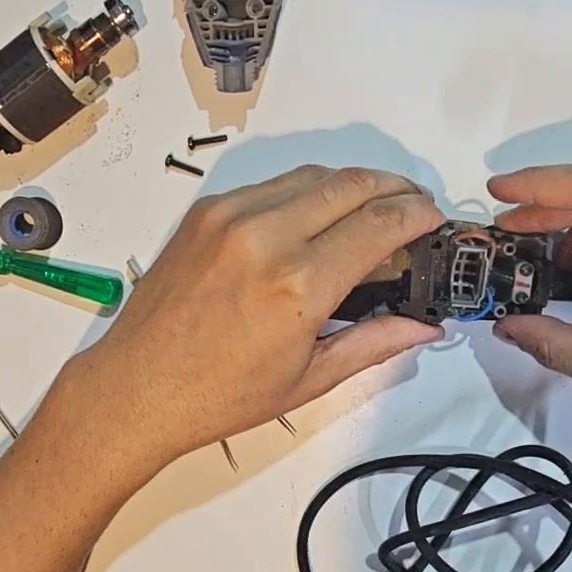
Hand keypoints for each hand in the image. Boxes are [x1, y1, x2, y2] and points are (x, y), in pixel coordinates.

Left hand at [54, 166, 446, 464]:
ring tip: (373, 208)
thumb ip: (374, 343)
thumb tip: (423, 328)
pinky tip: (318, 214)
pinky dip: (307, 190)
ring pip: (314, 175)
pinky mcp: (206, 212)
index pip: (379, 224)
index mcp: (297, 286)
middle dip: (395, 189)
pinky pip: (272, 185)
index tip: (433, 219)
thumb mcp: (308, 379)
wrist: (137, 388)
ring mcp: (230, 217)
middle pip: (353, 184)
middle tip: (414, 206)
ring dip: (353, 184)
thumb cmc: (217, 395)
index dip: (417, 215)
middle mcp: (265, 238)